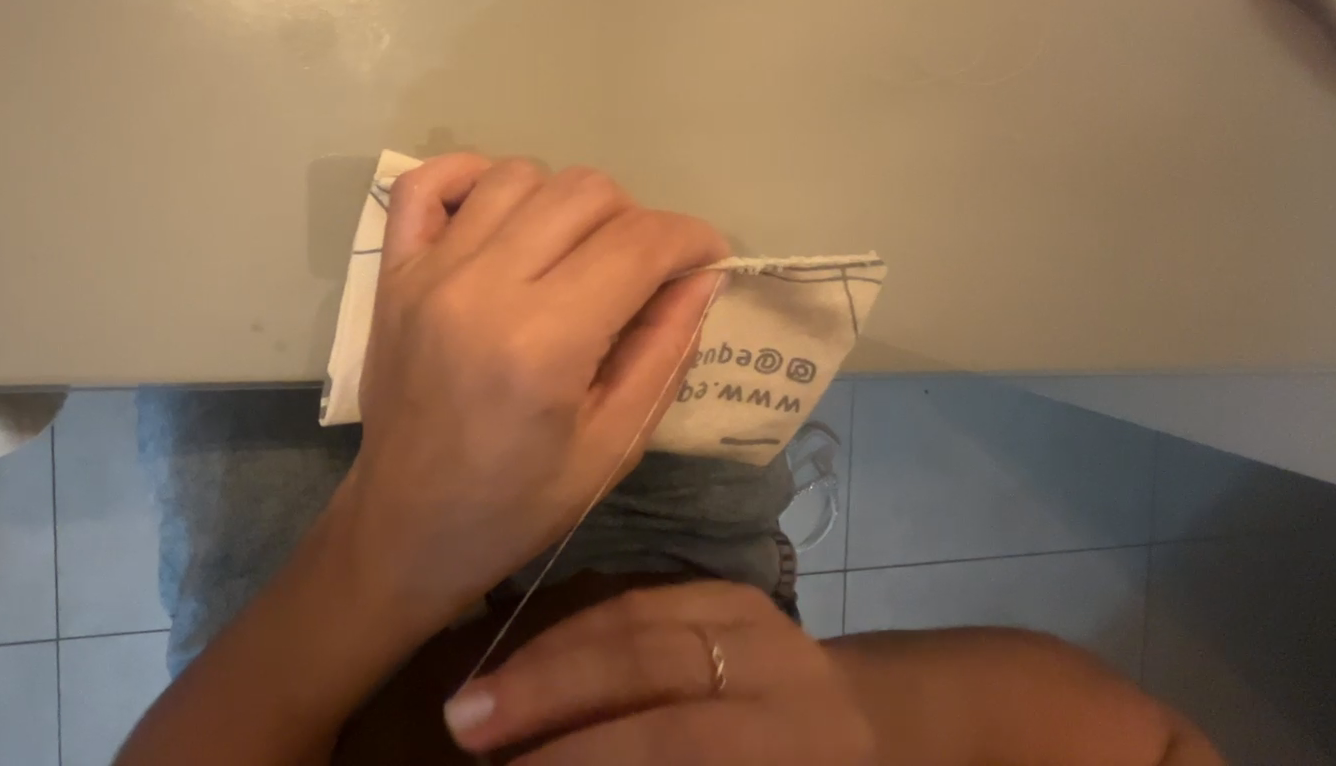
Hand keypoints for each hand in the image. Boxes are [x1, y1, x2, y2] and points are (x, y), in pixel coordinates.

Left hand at [332, 155, 727, 622]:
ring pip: (518, 175)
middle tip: (639, 271)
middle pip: (584, 191)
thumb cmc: (516, 502)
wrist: (406, 523)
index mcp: (542, 342)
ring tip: (572, 252)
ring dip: (564, 202)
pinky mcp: (392, 270)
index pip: (639, 242)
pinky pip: (424, 181)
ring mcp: (428, 270)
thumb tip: (702, 274)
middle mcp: (481, 287)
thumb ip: (665, 350)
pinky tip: (501, 215)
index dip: (692, 239)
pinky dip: (471, 177)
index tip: (707, 259)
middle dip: (635, 221)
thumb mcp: (612, 444)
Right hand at [444, 581, 876, 763]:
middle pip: (647, 659)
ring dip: (546, 654)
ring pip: (631, 614)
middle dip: (547, 691)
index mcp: (796, 736)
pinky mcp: (725, 587)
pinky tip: (526, 653)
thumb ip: (656, 761)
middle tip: (463, 723)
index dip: (589, 752)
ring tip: (479, 690)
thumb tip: (554, 758)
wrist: (872, 729)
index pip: (680, 739)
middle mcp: (775, 663)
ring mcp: (750, 612)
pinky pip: (635, 596)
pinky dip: (574, 626)